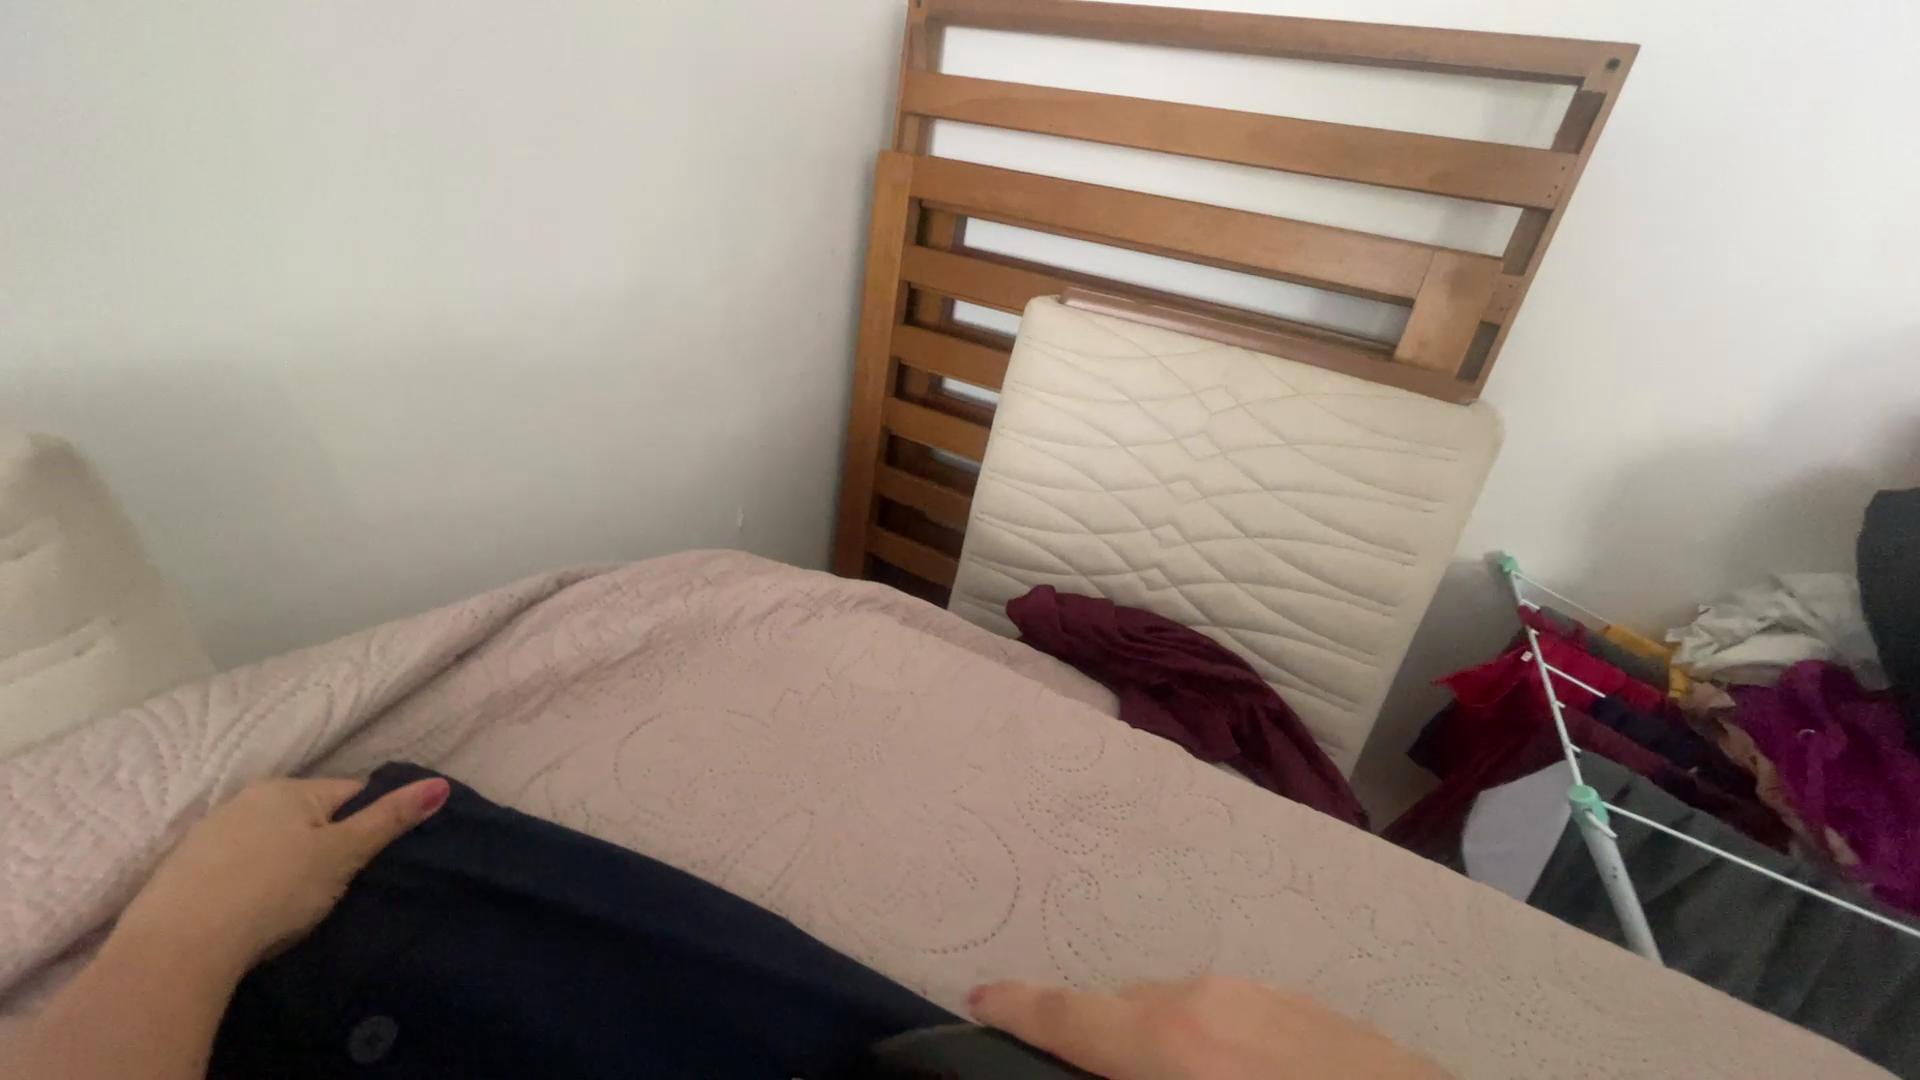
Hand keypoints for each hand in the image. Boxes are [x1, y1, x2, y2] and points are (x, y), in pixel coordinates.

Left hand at [111, 776, 449, 975]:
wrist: (172, 954)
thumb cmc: (273, 890)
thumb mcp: (344, 853)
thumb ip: (392, 817)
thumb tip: (442, 784)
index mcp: (289, 788)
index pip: (354, 793)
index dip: (371, 825)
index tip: (368, 859)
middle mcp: (246, 800)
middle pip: (313, 817)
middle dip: (330, 844)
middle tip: (337, 882)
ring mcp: (206, 837)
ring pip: (274, 843)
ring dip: (291, 863)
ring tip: (296, 902)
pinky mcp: (178, 875)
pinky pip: (239, 867)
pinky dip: (254, 882)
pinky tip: (255, 910)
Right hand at [969, 975, 1453, 1079]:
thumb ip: (1127, 1069)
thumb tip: (1100, 1061)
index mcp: (1172, 1044)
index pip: (1069, 1014)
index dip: (1015, 1005)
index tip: (976, 999)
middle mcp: (1206, 1000)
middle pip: (1120, 1007)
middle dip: (1098, 1042)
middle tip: (1101, 1077)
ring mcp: (1261, 994)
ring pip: (1175, 1007)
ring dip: (1158, 1044)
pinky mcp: (1305, 1004)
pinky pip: (1227, 1013)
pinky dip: (1210, 1040)